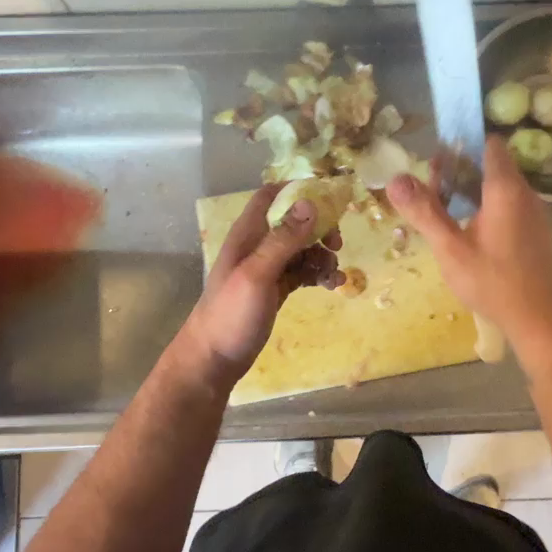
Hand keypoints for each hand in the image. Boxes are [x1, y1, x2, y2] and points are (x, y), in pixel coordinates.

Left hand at [176, 184, 341, 388]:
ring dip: (322, 256)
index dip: (301, 192)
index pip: (273, 195)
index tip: (331, 203)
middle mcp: (257, 245)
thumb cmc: (231, 315)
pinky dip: (317, 274)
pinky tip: (331, 287)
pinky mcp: (275, 289)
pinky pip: (301, 272)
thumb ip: (282, 240)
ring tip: (334, 276)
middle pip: (294, 221)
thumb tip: (310, 203)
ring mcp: (266, 268)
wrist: (213, 359)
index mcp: (248, 234)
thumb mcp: (257, 274)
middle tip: (337, 245)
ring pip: (302, 248)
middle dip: (320, 228)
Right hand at [387, 135, 551, 346]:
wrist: (540, 319)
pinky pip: (506, 204)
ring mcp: (531, 212)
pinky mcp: (532, 230)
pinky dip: (483, 205)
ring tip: (439, 208)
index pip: (488, 143)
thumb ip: (424, 212)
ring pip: (498, 185)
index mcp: (504, 189)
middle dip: (459, 168)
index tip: (434, 158)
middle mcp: (523, 192)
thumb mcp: (450, 249)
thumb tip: (395, 179)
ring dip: (469, 189)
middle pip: (491, 163)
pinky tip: (463, 228)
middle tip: (427, 186)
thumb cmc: (494, 282)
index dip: (461, 143)